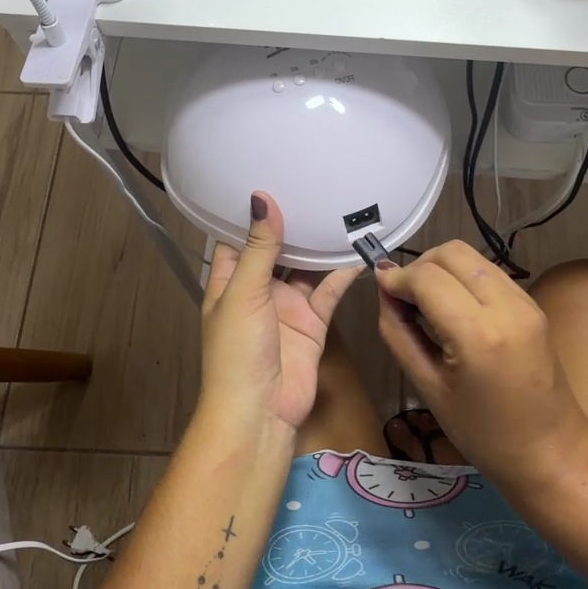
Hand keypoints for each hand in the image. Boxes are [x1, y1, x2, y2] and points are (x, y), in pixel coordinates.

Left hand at [201, 191, 363, 430]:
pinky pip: (329, 291)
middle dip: (291, 223)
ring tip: (339, 209)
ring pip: (305, 267)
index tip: (269, 176)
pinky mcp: (313, 322)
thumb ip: (258, 248)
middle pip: (275, 249)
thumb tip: (261, 198)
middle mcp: (258, 290)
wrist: (260, 411)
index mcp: (229, 282)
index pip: (237, 239)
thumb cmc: (238, 350)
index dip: (250, 213)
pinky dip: (343, 273)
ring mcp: (287, 306)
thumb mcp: (243, 293)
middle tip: (314, 183)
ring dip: (319, 245)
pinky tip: (358, 251)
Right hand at [375, 241, 587, 487]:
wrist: (549, 452)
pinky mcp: (532, 305)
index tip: (379, 290)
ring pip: (472, 256)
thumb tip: (384, 292)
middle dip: (419, 266)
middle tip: (403, 297)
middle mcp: (506, 306)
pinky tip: (452, 308)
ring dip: (442, 269)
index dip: (396, 278)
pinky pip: (489, 272)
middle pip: (451, 252)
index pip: (426, 277)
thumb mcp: (428, 387)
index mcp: (478, 333)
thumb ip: (399, 333)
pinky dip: (464, 278)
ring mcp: (525, 302)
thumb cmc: (482, 433)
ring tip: (426, 303)